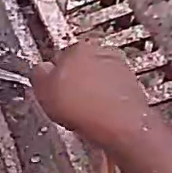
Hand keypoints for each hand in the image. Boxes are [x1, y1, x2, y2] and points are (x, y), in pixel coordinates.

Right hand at [29, 39, 162, 150]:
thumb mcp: (43, 91)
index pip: (59, 56)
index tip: (48, 88)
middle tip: (62, 101)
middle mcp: (102, 52)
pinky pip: (111, 93)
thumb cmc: (82, 106)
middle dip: (73, 81)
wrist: (117, 124)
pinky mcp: (133, 87)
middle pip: (81, 66)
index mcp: (77, 48)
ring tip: (78, 112)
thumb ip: (39, 75)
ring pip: (97, 79)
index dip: (51, 75)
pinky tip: (95, 116)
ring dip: (89, 92)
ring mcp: (120, 68)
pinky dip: (104, 103)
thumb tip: (39, 70)